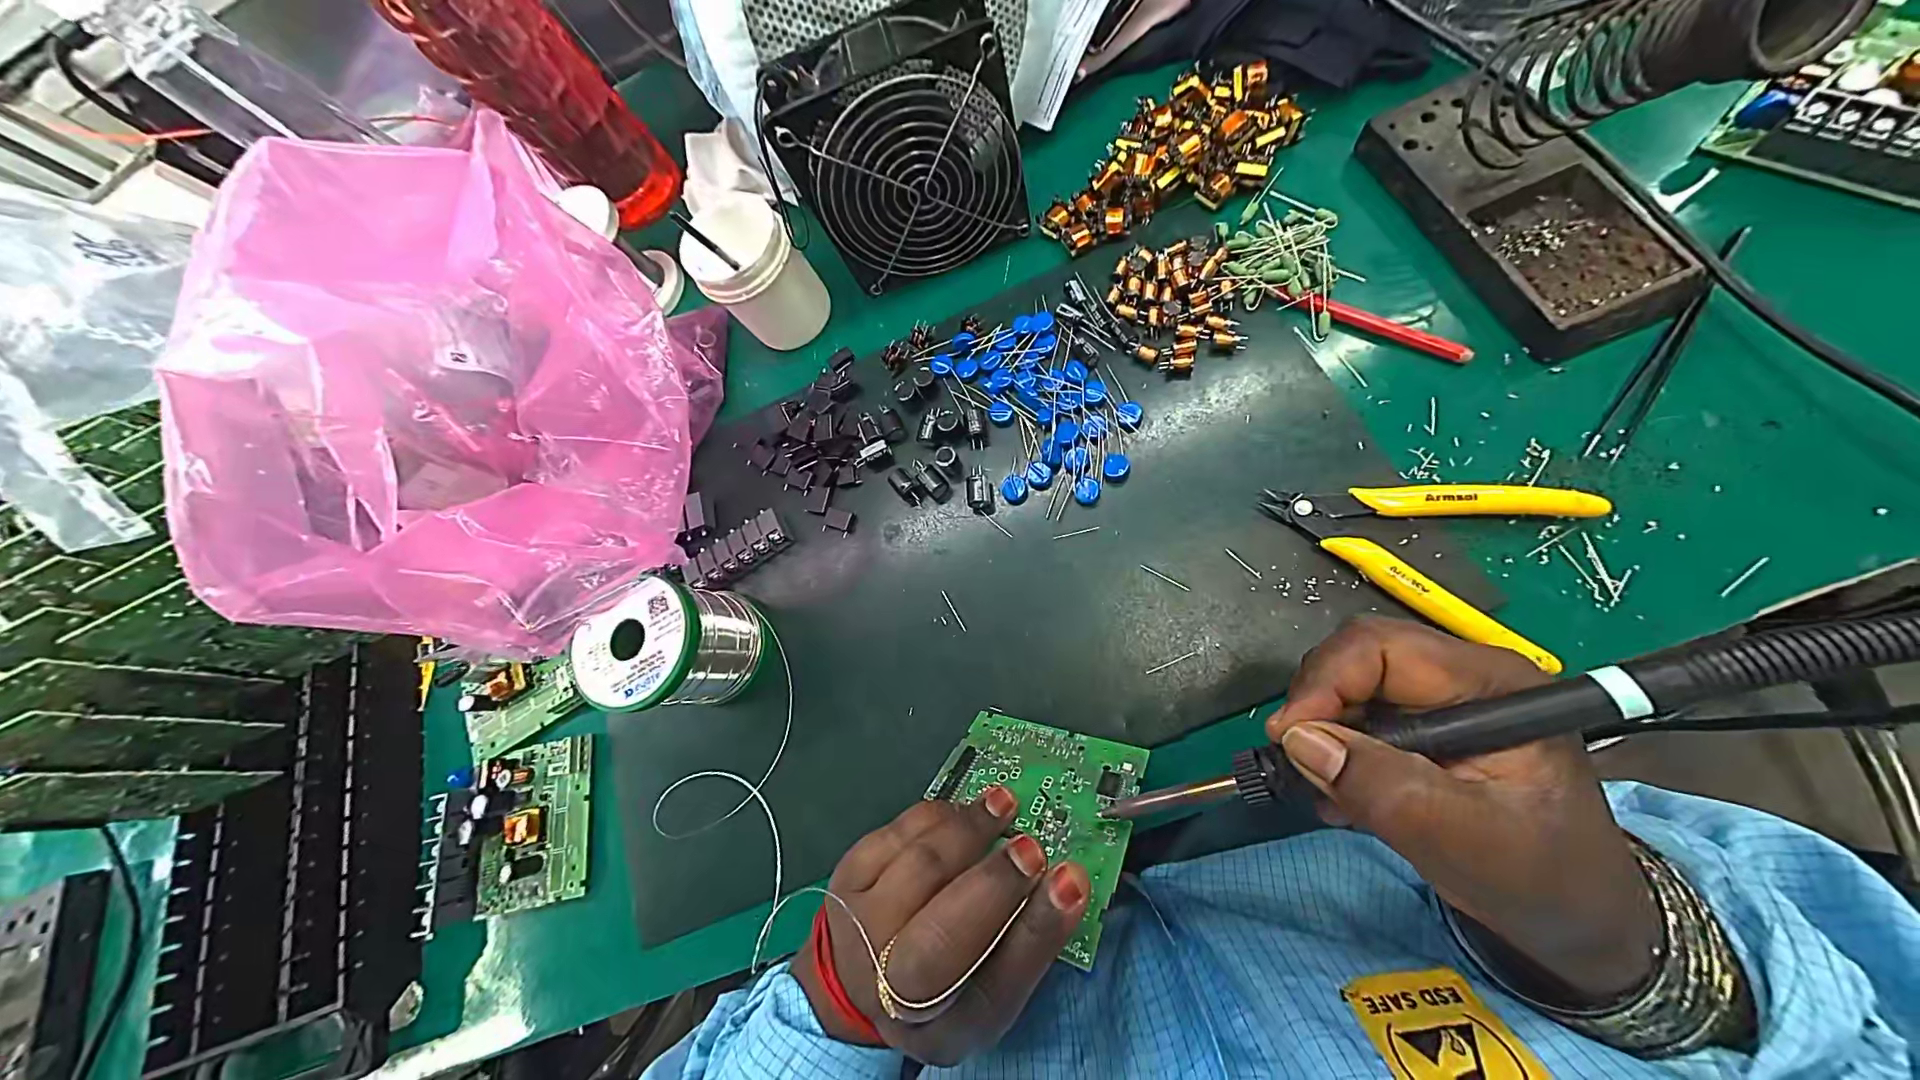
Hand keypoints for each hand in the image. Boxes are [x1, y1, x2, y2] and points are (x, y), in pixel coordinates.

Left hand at [792, 789, 1090, 1063]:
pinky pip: (897, 833)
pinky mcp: (846, 876)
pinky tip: (962, 812)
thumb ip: (1026, 938)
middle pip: (942, 935)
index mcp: (943, 1025)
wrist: (858, 968)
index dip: (1036, 931)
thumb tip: (1067, 879)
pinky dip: (937, 815)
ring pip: (920, 867)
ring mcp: (859, 926)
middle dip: (995, 882)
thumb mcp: (989, 985)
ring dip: (968, 829)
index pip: (995, 987)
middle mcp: (890, 986)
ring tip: (1002, 806)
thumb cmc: (941, 977)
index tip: (1070, 880)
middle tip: (1032, 846)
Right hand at [1268, 616, 1659, 1002]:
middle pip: (1357, 656)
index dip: (1324, 682)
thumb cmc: (1542, 879)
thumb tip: (1300, 741)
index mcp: (1492, 684)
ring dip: (1322, 730)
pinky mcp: (1419, 719)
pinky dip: (1331, 744)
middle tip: (1304, 761)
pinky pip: (1352, 710)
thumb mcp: (1466, 841)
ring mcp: (1439, 696)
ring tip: (1330, 787)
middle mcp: (1462, 674)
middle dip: (1318, 706)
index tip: (1289, 736)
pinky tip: (1342, 787)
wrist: (1575, 915)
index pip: (1379, 647)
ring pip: (1347, 683)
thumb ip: (1386, 788)